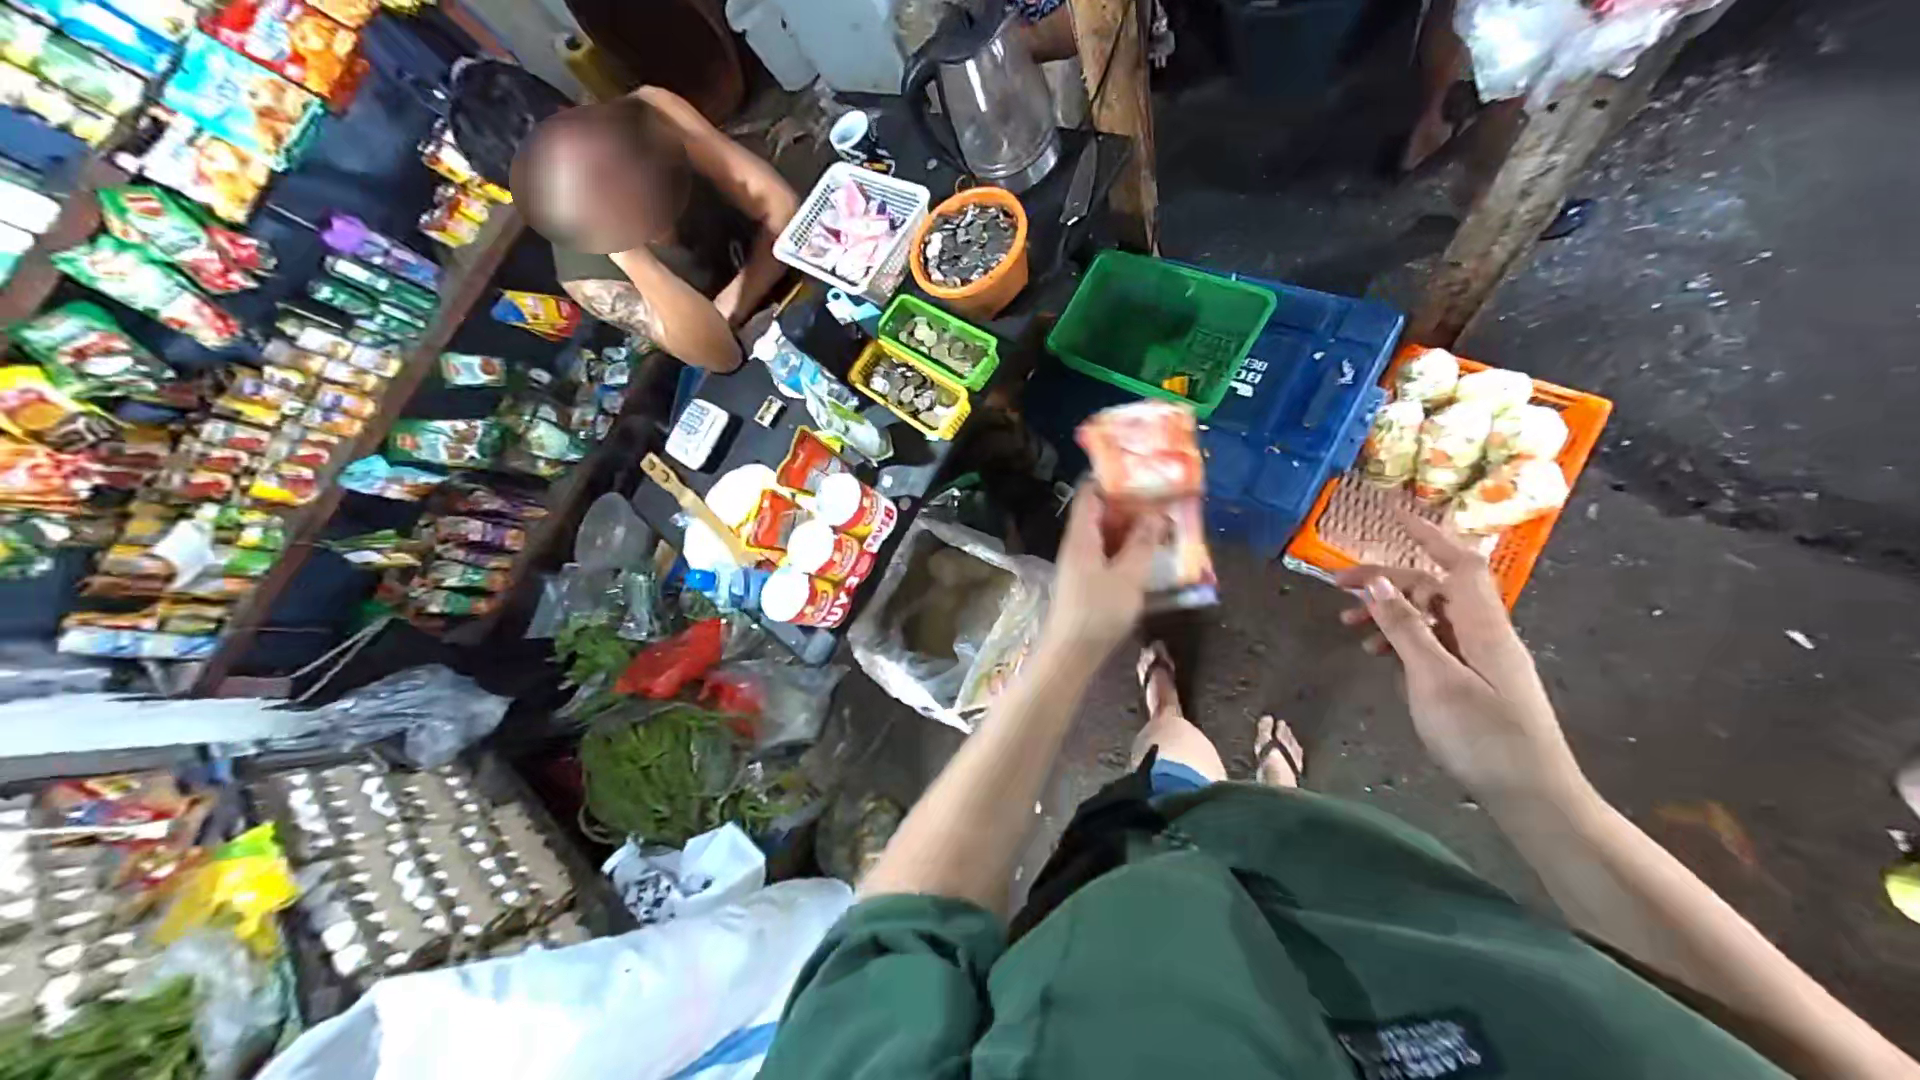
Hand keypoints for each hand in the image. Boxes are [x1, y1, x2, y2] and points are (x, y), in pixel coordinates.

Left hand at [1042, 485, 1157, 662]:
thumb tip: (1156, 514)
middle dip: (1131, 504)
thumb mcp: (1128, 576)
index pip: (1090, 492)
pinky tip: (1149, 555)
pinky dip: (1127, 549)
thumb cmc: (1098, 612)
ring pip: (1106, 535)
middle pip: (1101, 512)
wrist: (1070, 654)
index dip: (1113, 478)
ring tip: (1163, 524)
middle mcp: (1077, 544)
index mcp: (1081, 535)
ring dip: (1132, 528)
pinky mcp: (1086, 581)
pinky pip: (1108, 554)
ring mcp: (1080, 563)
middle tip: (1164, 499)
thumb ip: (1142, 543)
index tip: (1144, 473)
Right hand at [1334, 514, 1584, 803]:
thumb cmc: (1483, 736)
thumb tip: (1378, 580)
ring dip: (1389, 613)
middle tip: (1337, 588)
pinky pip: (1434, 643)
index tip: (1392, 514)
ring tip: (1350, 629)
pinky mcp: (1475, 679)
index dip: (1426, 534)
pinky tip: (1378, 656)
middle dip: (1386, 581)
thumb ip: (1405, 627)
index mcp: (1484, 626)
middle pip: (1434, 588)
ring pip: (1430, 616)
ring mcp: (1482, 657)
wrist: (1533, 795)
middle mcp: (1486, 633)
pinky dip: (1402, 640)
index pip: (1457, 563)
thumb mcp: (1434, 679)